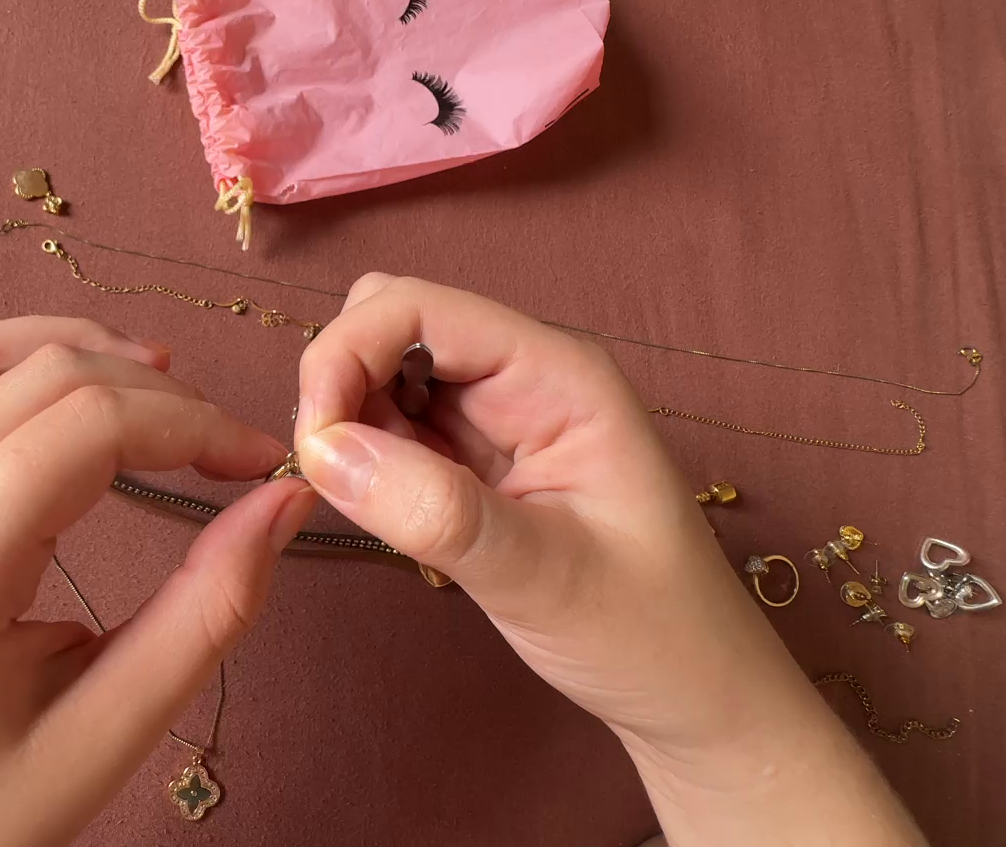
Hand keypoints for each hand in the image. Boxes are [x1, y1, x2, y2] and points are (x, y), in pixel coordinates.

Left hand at [0, 293, 314, 846]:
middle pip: (45, 381)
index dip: (190, 425)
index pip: (86, 432)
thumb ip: (209, 609)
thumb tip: (283, 501)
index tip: (257, 460)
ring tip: (156, 371)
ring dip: (78, 349)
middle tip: (224, 444)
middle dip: (156, 393)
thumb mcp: (115, 730)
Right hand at [295, 275, 922, 845]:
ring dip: (346, 417)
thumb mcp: (547, 579)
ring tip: (373, 496)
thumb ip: (436, 512)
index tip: (315, 439)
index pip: (419, 308)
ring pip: (377, 365)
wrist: (691, 697)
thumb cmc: (650, 636)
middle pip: (388, 318)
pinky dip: (358, 448)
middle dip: (341, 378)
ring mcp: (487, 408)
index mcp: (553, 372)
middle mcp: (515, 371)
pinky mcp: (462, 448)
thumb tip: (321, 450)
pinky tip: (383, 499)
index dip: (348, 351)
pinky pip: (383, 418)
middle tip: (334, 466)